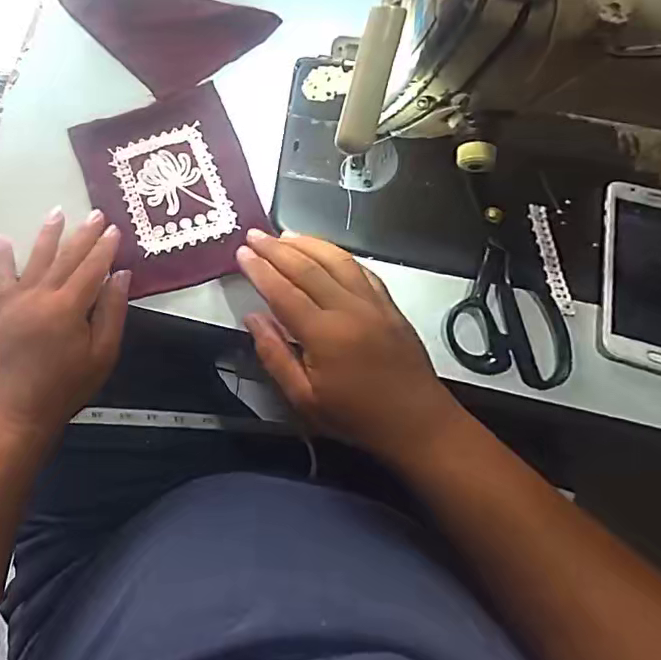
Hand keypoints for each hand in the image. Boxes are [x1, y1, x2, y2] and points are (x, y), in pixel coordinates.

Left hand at [0, 207, 129, 439]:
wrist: (21, 408)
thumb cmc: (68, 385)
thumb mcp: (103, 354)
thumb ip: (111, 312)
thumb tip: (120, 275)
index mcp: (69, 308)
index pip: (92, 268)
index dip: (105, 248)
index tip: (115, 229)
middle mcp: (42, 296)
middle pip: (66, 258)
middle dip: (83, 234)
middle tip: (96, 213)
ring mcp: (18, 300)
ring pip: (36, 259)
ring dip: (48, 234)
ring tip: (57, 212)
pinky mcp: (2, 309)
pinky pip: (2, 277)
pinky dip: (3, 258)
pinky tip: (2, 238)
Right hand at [235, 229, 464, 461]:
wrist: (418, 424)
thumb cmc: (356, 417)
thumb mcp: (304, 398)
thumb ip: (274, 355)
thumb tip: (253, 318)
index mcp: (324, 334)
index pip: (283, 291)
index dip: (259, 269)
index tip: (241, 253)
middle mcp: (349, 309)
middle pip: (306, 267)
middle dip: (276, 248)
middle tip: (254, 235)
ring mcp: (373, 303)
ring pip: (336, 260)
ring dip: (307, 243)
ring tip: (284, 235)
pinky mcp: (389, 305)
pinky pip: (361, 269)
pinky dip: (338, 255)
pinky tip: (325, 251)